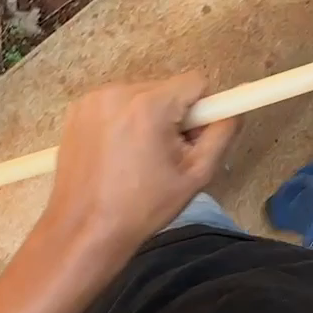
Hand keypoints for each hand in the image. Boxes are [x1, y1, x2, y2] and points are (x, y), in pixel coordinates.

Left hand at [31, 72, 237, 273]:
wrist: (84, 230)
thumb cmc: (142, 207)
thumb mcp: (196, 175)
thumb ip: (222, 135)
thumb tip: (234, 111)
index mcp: (150, 105)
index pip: (196, 82)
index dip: (202, 111)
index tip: (192, 140)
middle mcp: (119, 92)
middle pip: (167, 89)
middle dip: (174, 116)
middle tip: (166, 157)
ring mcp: (94, 100)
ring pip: (142, 96)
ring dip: (149, 118)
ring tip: (140, 158)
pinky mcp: (78, 110)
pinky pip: (117, 104)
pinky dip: (125, 121)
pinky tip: (119, 155)